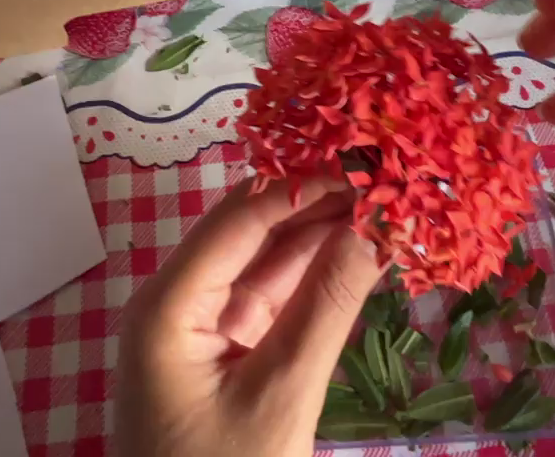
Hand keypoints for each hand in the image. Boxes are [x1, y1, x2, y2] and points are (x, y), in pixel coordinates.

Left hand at [115, 179, 383, 456]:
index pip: (243, 216)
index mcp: (169, 302)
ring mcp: (205, 324)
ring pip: (270, 259)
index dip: (305, 181)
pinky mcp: (229, 350)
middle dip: (320, 203)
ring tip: (385, 202)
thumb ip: (329, 304)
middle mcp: (180, 298)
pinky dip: (318, 276)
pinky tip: (361, 250)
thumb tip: (378, 224)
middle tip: (385, 176)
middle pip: (255, 230)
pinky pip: (276, 297)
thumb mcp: (282, 396)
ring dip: (326, 235)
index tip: (363, 158)